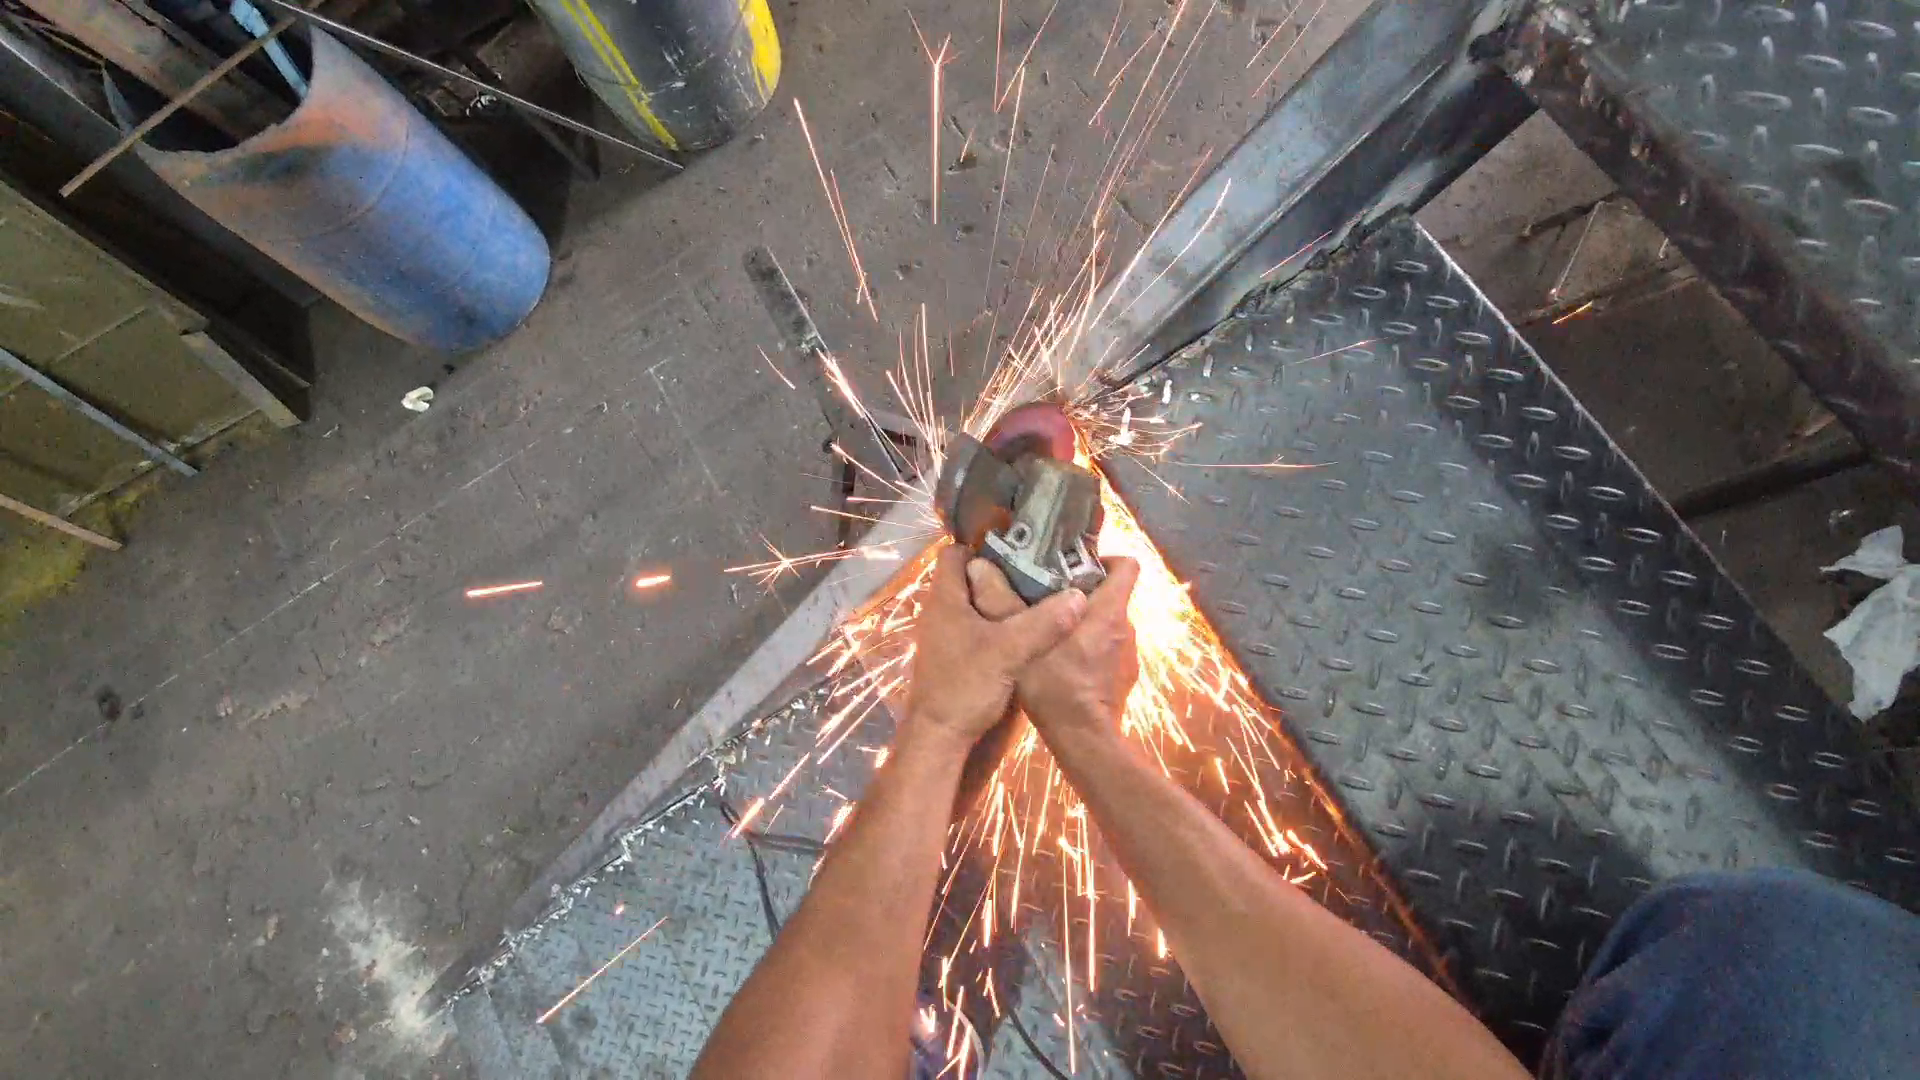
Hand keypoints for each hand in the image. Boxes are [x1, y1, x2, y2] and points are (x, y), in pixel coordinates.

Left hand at [902, 545, 1087, 756]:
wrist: (939, 736)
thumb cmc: (965, 685)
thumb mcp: (1009, 652)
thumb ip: (1043, 624)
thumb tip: (1079, 598)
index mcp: (945, 598)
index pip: (954, 553)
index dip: (982, 545)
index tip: (1019, 546)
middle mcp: (940, 611)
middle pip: (968, 577)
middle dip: (1000, 572)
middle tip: (1038, 570)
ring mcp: (945, 635)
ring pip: (974, 604)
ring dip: (1001, 599)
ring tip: (1038, 595)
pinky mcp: (953, 655)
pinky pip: (976, 626)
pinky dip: (997, 623)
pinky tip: (1025, 630)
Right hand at [968, 556, 1140, 738]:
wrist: (1084, 740)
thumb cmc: (1056, 686)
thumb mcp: (1021, 641)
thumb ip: (1000, 602)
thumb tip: (980, 567)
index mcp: (1109, 610)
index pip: (1128, 566)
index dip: (1106, 558)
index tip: (1076, 564)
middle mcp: (1126, 628)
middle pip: (1112, 594)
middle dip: (1083, 591)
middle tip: (1048, 595)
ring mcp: (1128, 655)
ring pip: (1107, 623)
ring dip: (1083, 622)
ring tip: (1050, 630)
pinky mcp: (1123, 678)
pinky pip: (1107, 651)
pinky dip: (1089, 649)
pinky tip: (1063, 664)